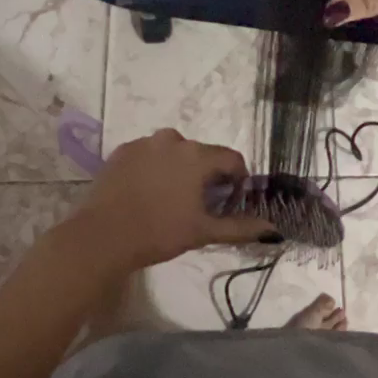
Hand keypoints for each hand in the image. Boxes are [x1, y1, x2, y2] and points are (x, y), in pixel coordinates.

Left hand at [66, 130, 276, 271]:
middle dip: (206, 175)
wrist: (102, 236)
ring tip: (169, 200)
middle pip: (202, 154)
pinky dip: (153, 169)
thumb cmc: (159, 232)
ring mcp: (145, 143)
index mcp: (198, 155)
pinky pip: (148, 155)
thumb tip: (275, 231)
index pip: (232, 159)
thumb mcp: (203, 231)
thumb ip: (240, 227)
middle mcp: (174, 140)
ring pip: (174, 152)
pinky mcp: (122, 151)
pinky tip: (145, 194)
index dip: (237, 179)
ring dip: (179, 169)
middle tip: (198, 205)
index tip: (230, 201)